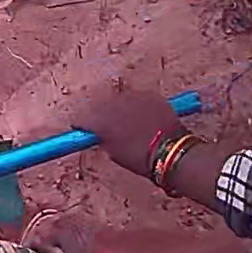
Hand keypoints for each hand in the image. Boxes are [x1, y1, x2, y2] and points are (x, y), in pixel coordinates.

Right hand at [66, 82, 182, 179]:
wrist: (171, 151)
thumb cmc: (140, 158)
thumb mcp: (114, 153)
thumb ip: (103, 139)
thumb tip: (101, 134)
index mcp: (99, 121)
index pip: (80, 119)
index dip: (81, 125)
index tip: (83, 129)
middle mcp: (111, 104)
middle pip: (99, 105)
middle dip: (101, 114)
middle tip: (108, 126)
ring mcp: (131, 97)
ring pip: (118, 99)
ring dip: (120, 107)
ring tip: (129, 120)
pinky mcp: (147, 94)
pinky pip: (137, 97)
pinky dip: (138, 105)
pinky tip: (144, 117)